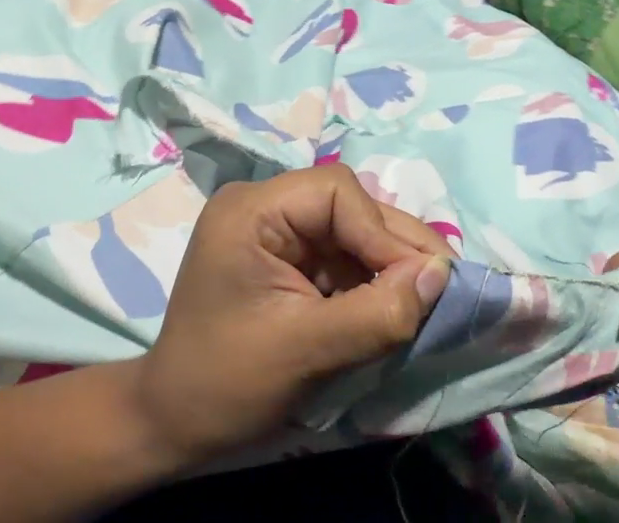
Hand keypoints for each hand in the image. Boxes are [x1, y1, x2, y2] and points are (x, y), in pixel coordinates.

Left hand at [131, 167, 452, 465]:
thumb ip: (375, 313)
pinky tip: (397, 308)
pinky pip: (345, 259)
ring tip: (428, 300)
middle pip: (350, 207)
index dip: (383, 232)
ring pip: (354, 233)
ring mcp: (277, 236)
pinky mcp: (290, 264)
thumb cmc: (226, 384)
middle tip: (444, 287)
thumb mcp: (305, 351)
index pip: (335, 192)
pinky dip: (375, 283)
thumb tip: (440, 275)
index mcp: (251, 211)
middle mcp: (264, 209)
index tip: (420, 282)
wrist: (174, 425)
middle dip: (395, 247)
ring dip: (391, 266)